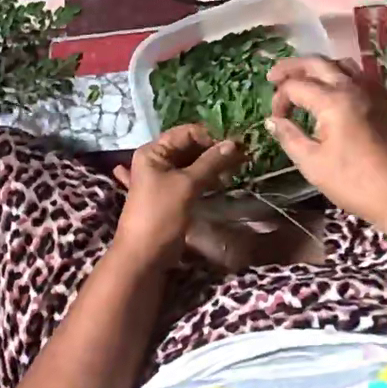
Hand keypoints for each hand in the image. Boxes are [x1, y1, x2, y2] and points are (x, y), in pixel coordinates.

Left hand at [111, 124, 244, 265]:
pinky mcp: (172, 193)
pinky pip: (191, 178)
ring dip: (213, 164)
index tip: (236, 146)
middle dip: (214, 150)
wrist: (144, 255)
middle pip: (189, 146)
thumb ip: (210, 163)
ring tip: (237, 169)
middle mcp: (156, 160)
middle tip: (242, 157)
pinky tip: (224, 180)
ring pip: (192, 163)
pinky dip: (206, 177)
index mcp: (153, 151)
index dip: (210, 136)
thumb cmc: (161, 214)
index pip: (185, 132)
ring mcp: (163, 177)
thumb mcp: (186, 185)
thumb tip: (234, 143)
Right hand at [266, 56, 386, 229]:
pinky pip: (357, 76)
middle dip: (292, 67)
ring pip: (340, 64)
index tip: (275, 119)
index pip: (295, 86)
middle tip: (273, 76)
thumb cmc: (357, 183)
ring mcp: (372, 93)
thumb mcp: (313, 164)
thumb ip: (289, 137)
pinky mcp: (383, 103)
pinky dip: (338, 75)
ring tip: (301, 80)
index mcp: (333, 101)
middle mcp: (353, 88)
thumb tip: (273, 121)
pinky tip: (331, 91)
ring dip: (317, 67)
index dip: (279, 99)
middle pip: (317, 63)